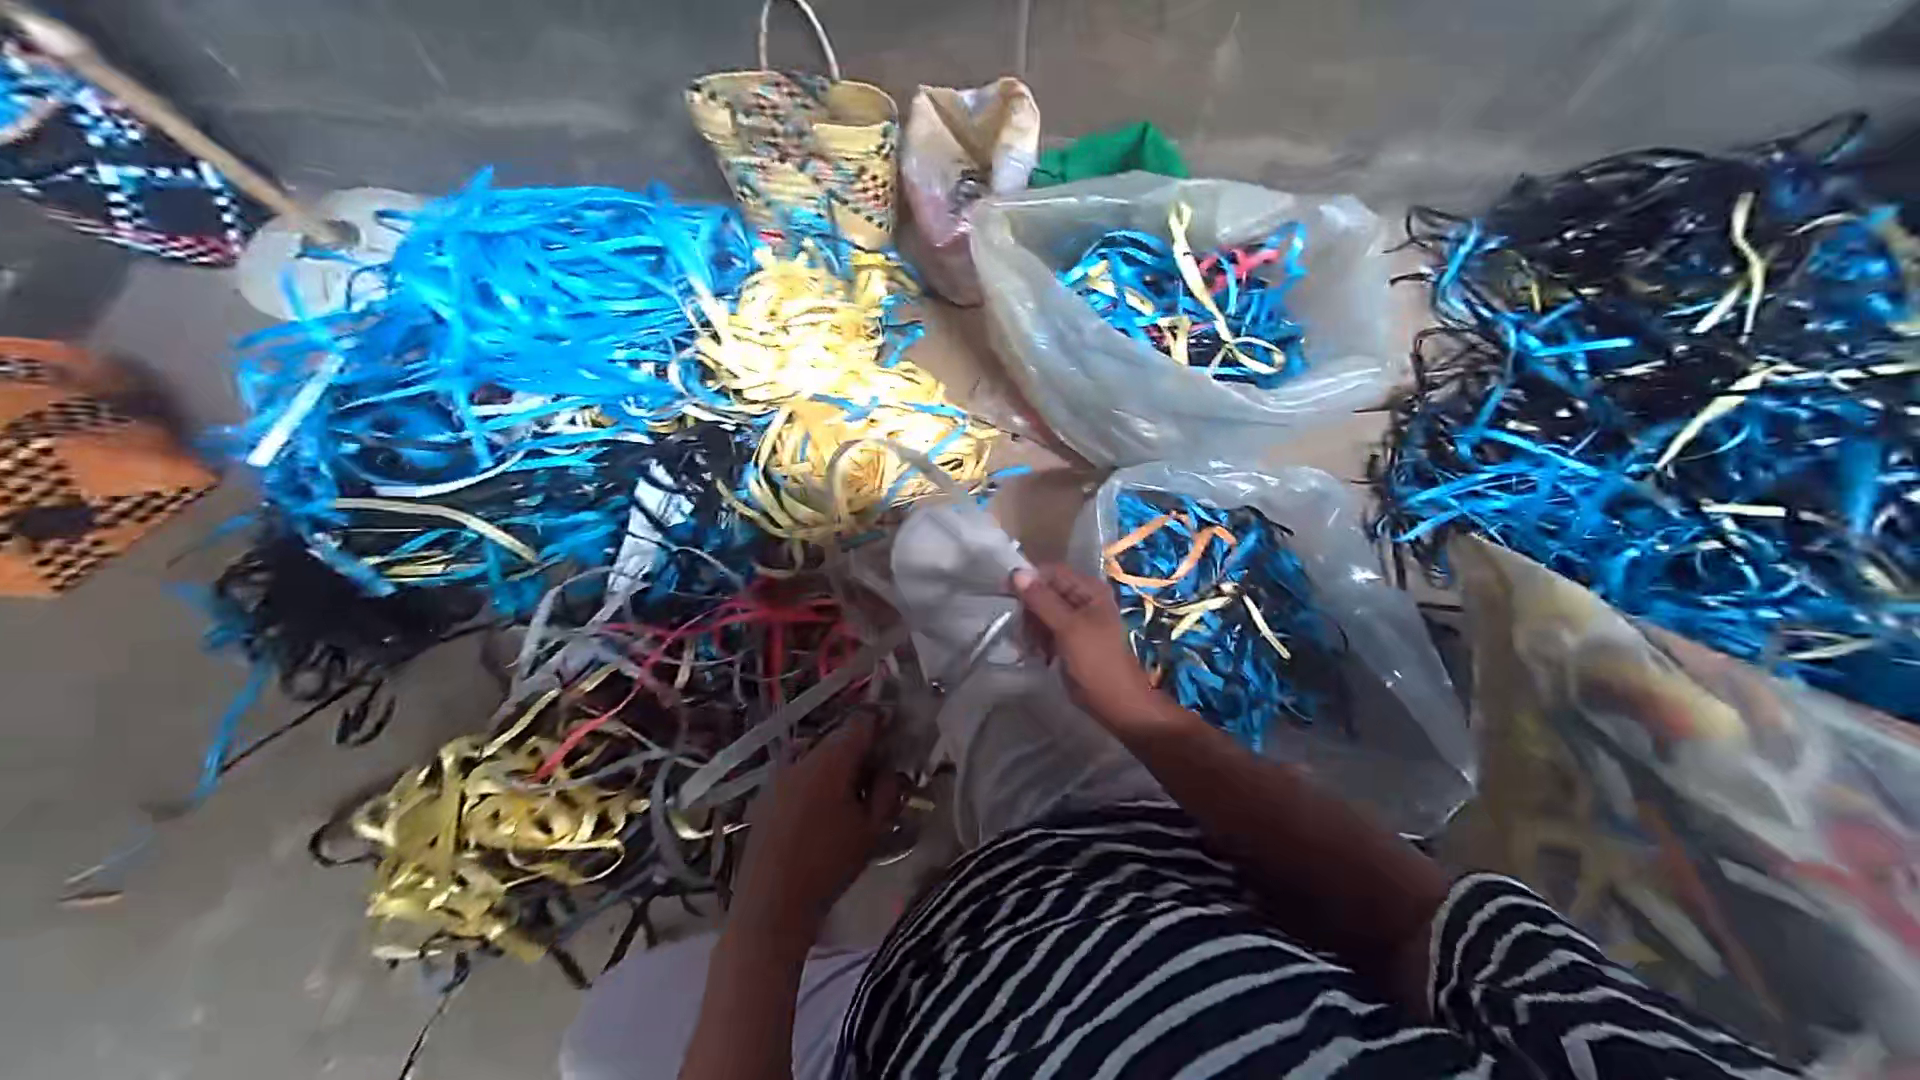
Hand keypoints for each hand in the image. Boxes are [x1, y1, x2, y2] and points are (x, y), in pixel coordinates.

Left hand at [731, 711, 904, 939]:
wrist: (771, 905)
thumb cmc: (828, 865)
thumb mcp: (872, 830)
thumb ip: (888, 792)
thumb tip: (889, 770)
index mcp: (829, 761)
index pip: (860, 723)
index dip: (880, 722)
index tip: (894, 731)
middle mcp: (799, 759)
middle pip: (835, 738)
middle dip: (858, 748)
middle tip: (876, 771)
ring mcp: (776, 776)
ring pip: (813, 755)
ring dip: (833, 763)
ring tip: (848, 791)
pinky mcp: (763, 796)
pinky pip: (795, 773)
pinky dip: (812, 778)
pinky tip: (820, 808)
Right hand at [1011, 563, 1171, 733]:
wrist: (1114, 701)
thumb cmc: (1096, 661)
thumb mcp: (1068, 627)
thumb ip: (1042, 600)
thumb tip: (1017, 572)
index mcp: (1089, 589)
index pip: (1051, 572)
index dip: (1028, 579)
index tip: (1005, 593)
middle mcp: (1081, 599)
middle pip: (1043, 591)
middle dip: (1028, 608)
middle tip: (1020, 628)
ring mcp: (1074, 620)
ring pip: (1039, 612)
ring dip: (1030, 627)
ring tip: (1028, 646)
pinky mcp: (1066, 639)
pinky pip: (1043, 630)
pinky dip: (1036, 640)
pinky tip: (1035, 654)